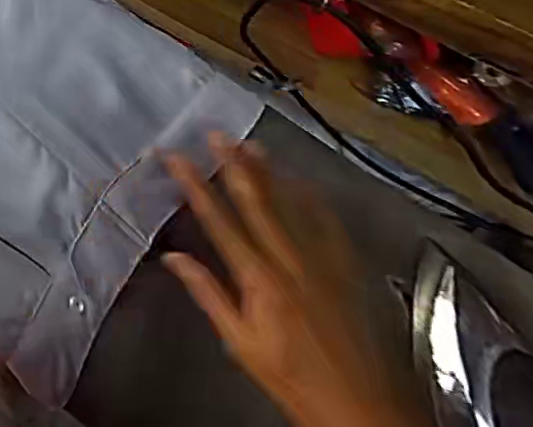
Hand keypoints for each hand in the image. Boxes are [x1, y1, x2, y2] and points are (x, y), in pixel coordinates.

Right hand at [165, 135, 417, 426]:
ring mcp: (318, 255)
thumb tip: (174, 258)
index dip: (194, 185)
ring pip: (286, 200)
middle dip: (231, 162)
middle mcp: (286, 257)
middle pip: (253, 199)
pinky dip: (308, 192)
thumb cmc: (291, 377)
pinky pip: (324, 216)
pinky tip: (297, 176)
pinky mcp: (343, 260)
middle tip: (215, 133)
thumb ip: (208, 295)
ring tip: (248, 142)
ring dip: (265, 169)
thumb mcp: (241, 345)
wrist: (358, 403)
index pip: (218, 220)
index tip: (176, 158)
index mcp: (257, 278)